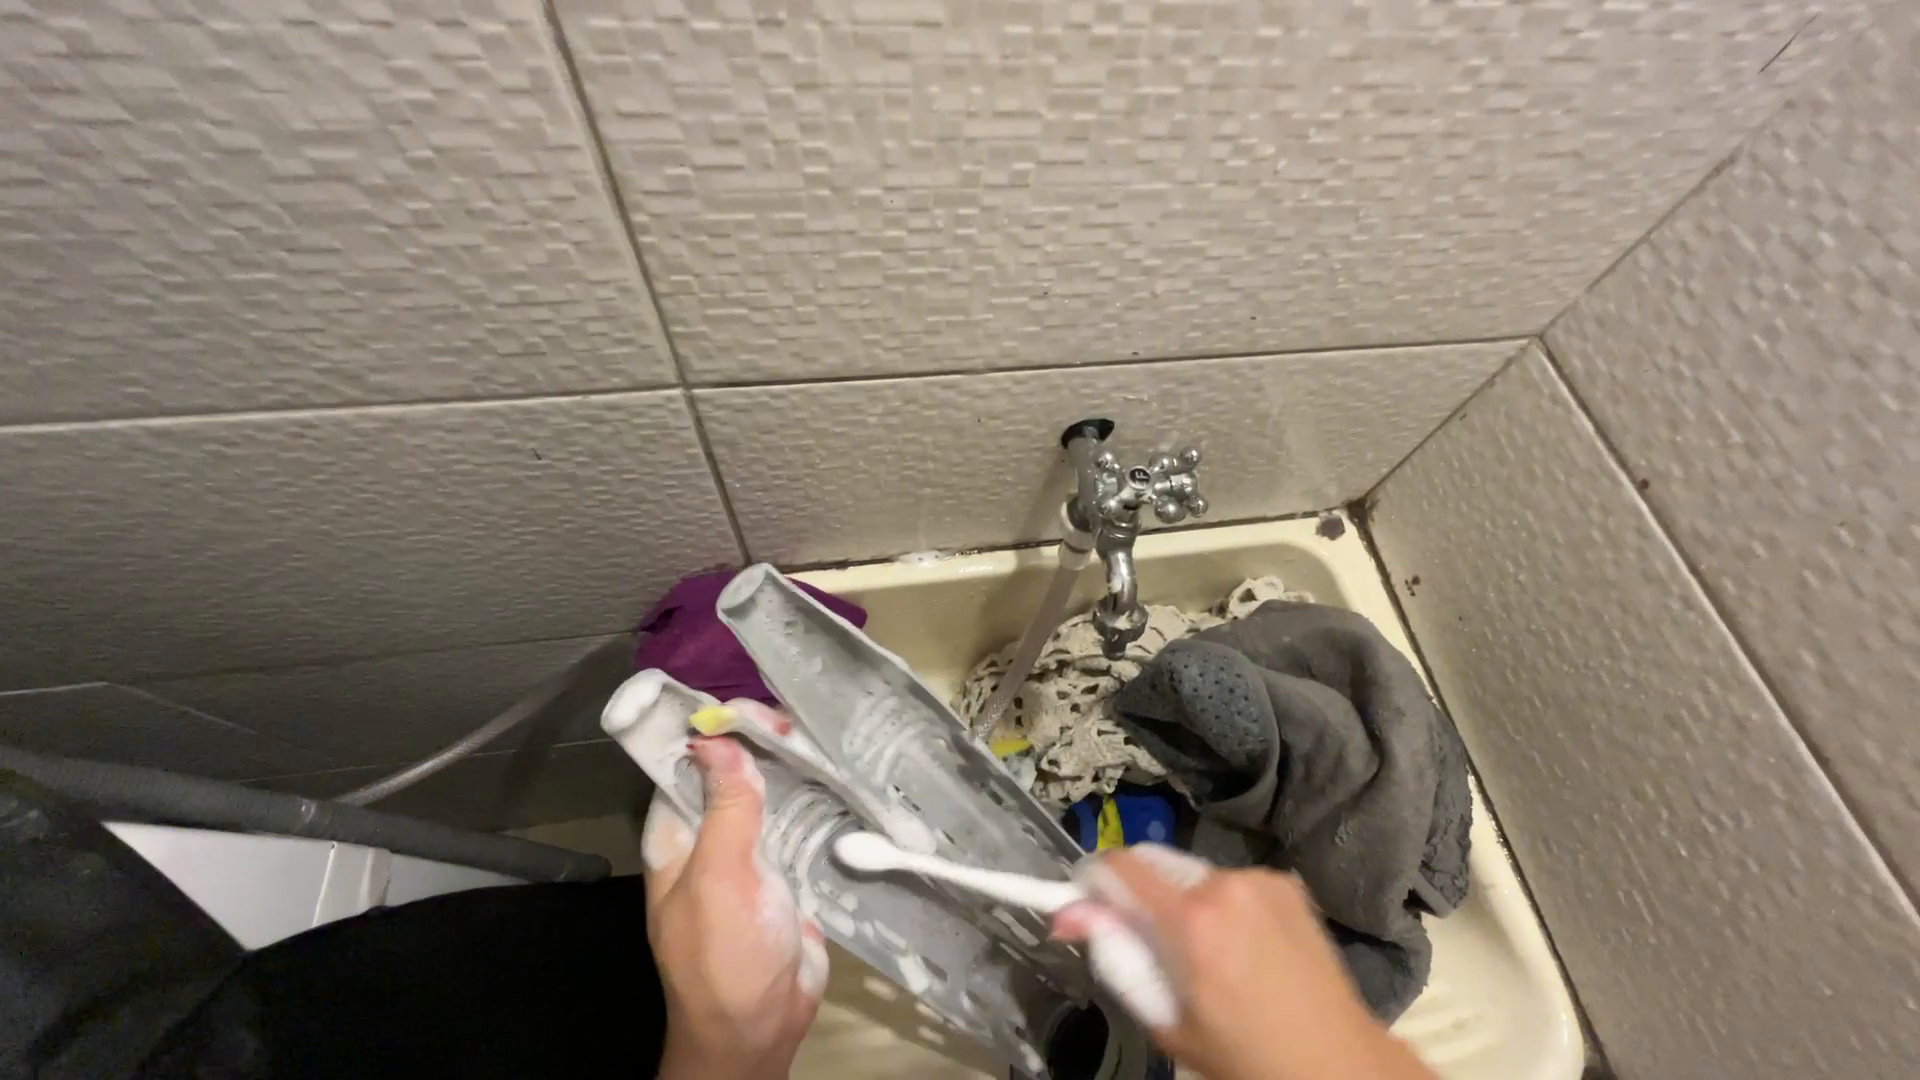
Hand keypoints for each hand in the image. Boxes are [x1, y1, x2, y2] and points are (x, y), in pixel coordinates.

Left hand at [643, 735, 827, 1079]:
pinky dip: (820, 799)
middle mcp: (713, 835)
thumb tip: (715, 737)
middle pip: (735, 772)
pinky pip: (801, 822)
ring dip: (796, 768)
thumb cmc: (726, 957)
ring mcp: (753, 852)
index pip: (688, 763)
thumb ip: (726, 807)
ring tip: (829, 738)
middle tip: (802, 725)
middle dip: (763, 744)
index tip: (752, 709)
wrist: (761, 1031)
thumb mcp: (719, 877)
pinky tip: (844, 776)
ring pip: (771, 794)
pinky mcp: (789, 868)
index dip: (714, 730)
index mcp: (679, 835)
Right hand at [1052, 845, 1435, 1079]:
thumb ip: (1116, 958)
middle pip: (1154, 864)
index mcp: (1192, 922)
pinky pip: (1229, 880)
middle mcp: (1223, 884)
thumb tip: (1070, 914)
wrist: (1340, 1064)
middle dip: (1139, 892)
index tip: (1087, 898)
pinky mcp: (1284, 881)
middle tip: (1149, 941)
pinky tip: (1241, 944)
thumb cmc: (1245, 1058)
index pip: (1121, 867)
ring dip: (1180, 897)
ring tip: (1202, 949)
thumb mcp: (1168, 1020)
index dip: (1095, 877)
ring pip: (1191, 872)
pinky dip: (1220, 901)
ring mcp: (1259, 878)